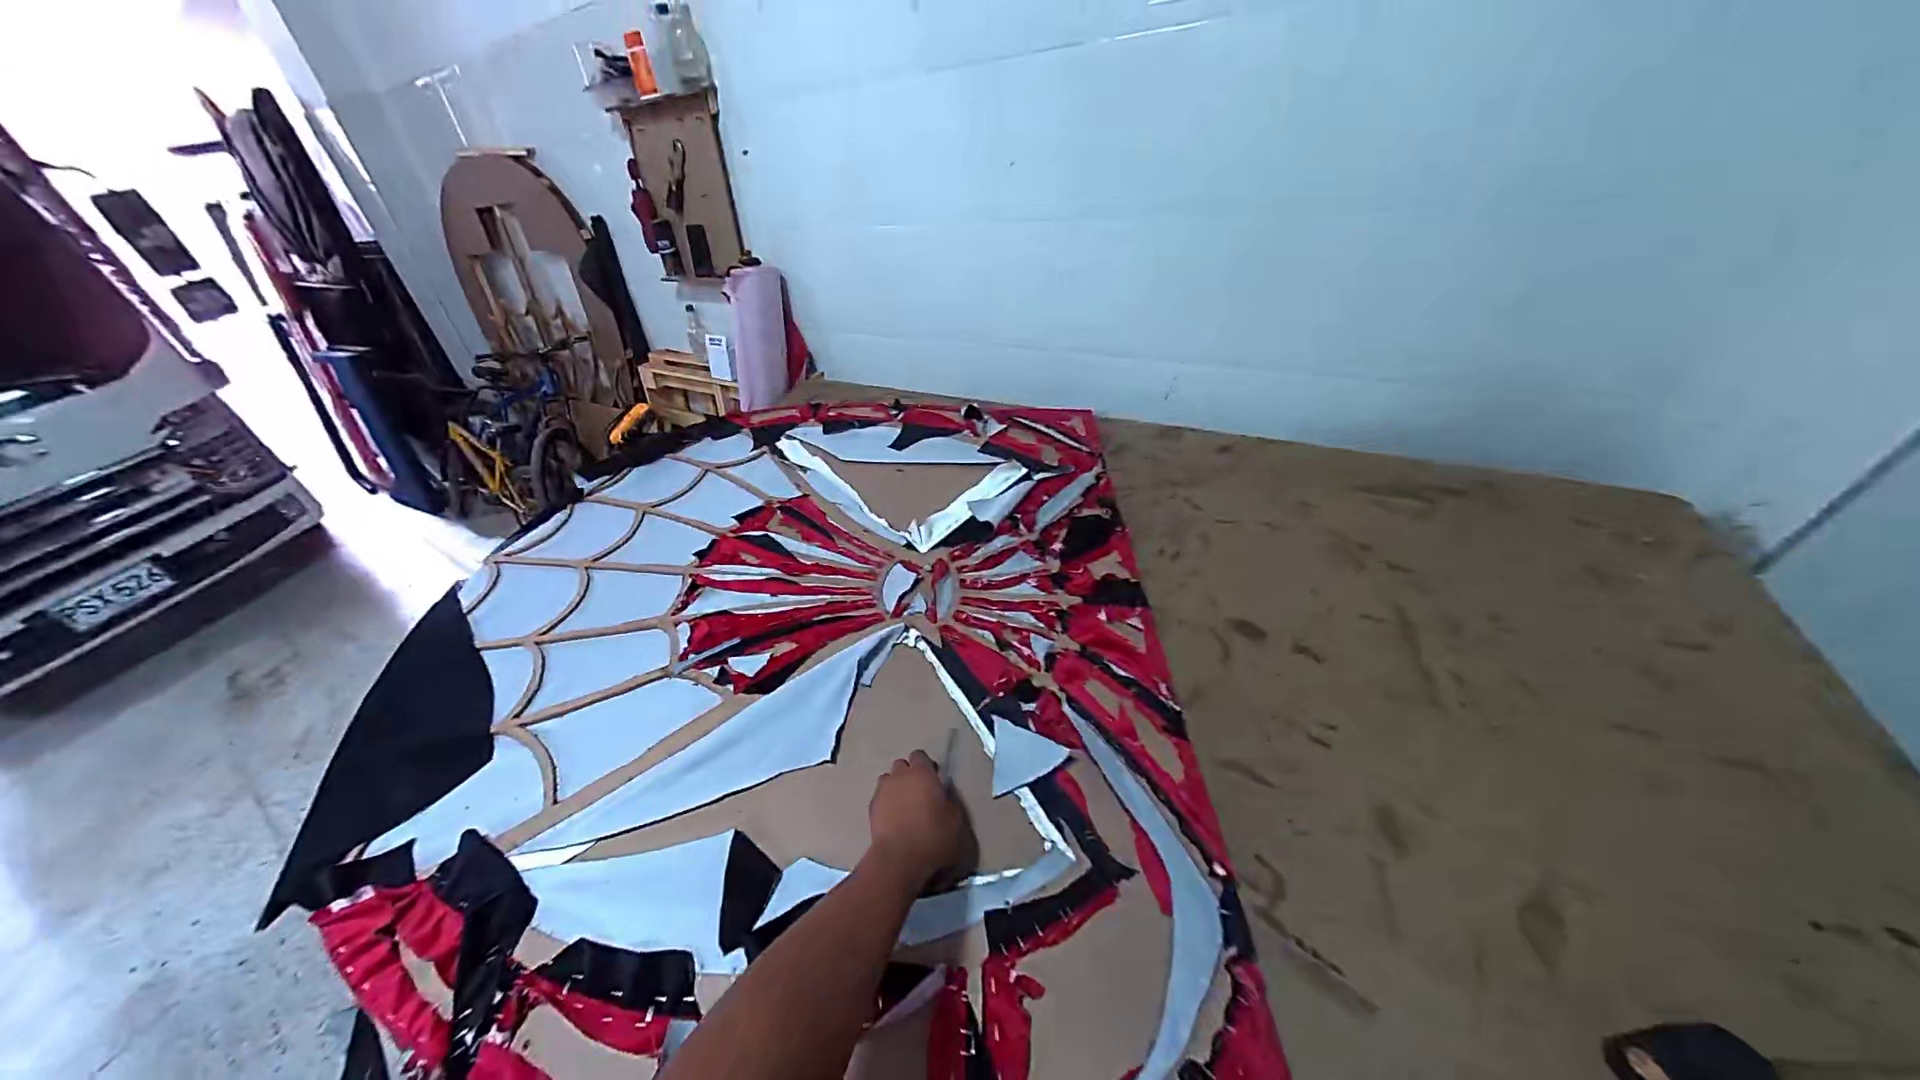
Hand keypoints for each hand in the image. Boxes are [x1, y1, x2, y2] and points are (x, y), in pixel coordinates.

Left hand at [867, 750, 964, 885]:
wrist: (899, 859)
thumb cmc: (933, 837)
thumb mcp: (954, 820)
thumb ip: (948, 802)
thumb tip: (942, 798)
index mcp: (922, 773)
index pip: (920, 755)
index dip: (926, 766)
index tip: (933, 780)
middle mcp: (900, 776)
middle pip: (901, 765)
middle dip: (908, 774)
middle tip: (919, 793)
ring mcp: (882, 790)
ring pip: (888, 780)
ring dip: (896, 787)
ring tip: (903, 806)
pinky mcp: (871, 807)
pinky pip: (880, 798)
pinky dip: (886, 803)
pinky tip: (893, 819)